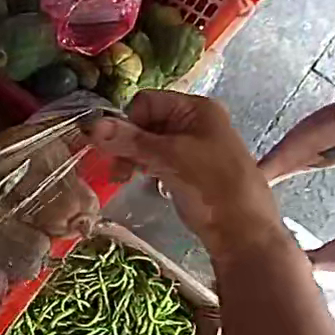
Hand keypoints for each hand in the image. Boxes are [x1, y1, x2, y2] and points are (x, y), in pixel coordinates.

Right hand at [88, 91, 277, 249]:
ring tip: (125, 179)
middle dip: (128, 143)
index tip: (121, 148)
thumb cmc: (212, 187)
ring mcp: (191, 146)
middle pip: (145, 122)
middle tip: (119, 169)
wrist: (243, 232)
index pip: (146, 102)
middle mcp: (193, 122)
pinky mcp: (187, 169)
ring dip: (133, 158)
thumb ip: (130, 141)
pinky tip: (142, 182)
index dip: (129, 122)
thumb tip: (92, 125)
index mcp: (196, 109)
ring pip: (148, 143)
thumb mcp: (170, 158)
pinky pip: (156, 160)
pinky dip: (145, 168)